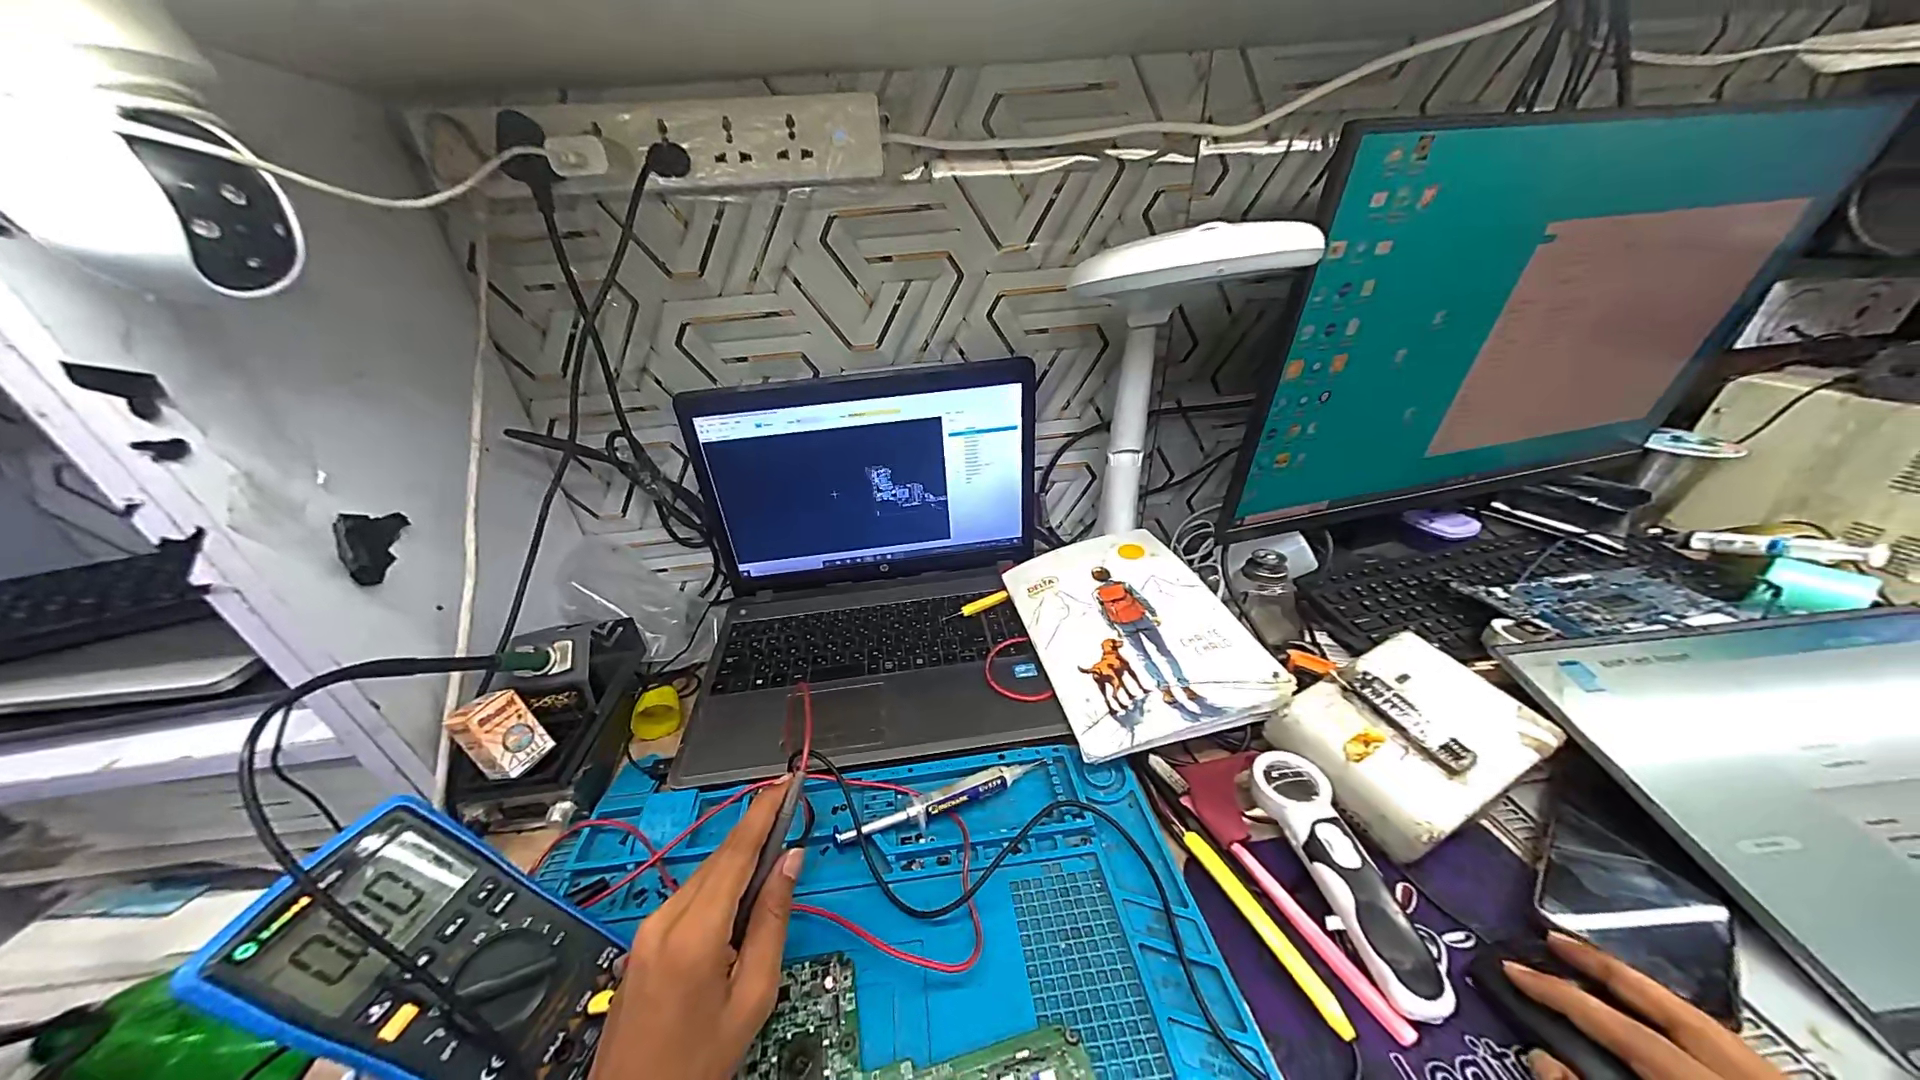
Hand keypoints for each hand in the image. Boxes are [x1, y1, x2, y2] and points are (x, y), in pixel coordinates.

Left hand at [589, 779, 803, 1079]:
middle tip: (792, 819)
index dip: (763, 811)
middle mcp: (664, 919)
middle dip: (757, 835)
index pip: (736, 852)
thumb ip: (774, 920)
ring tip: (774, 866)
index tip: (785, 783)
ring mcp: (648, 929)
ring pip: (705, 875)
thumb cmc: (699, 1058)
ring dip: (741, 862)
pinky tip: (742, 900)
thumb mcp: (754, 994)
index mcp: (694, 933)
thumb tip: (790, 862)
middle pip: (720, 859)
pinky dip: (721, 886)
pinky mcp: (644, 938)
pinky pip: (690, 895)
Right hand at [1505, 932, 1778, 1079]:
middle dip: (1601, 966)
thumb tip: (1543, 1059)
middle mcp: (1742, 1073)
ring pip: (1698, 1016)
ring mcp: (1769, 1077)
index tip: (1514, 970)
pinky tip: (1659, 1013)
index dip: (1558, 994)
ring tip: (1596, 965)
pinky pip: (1723, 1036)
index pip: (1616, 1026)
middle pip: (1663, 1004)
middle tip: (1554, 939)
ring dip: (1638, 985)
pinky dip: (1678, 1014)